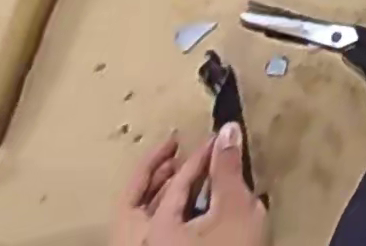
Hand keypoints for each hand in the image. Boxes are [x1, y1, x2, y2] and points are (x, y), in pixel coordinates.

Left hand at [111, 126, 266, 245]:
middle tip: (175, 148)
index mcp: (150, 234)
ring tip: (182, 172)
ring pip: (138, 223)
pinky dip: (165, 212)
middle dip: (152, 173)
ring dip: (158, 193)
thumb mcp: (235, 208)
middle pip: (130, 206)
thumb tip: (226, 130)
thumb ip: (228, 169)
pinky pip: (149, 235)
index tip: (220, 137)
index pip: (173, 184)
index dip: (198, 156)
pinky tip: (189, 204)